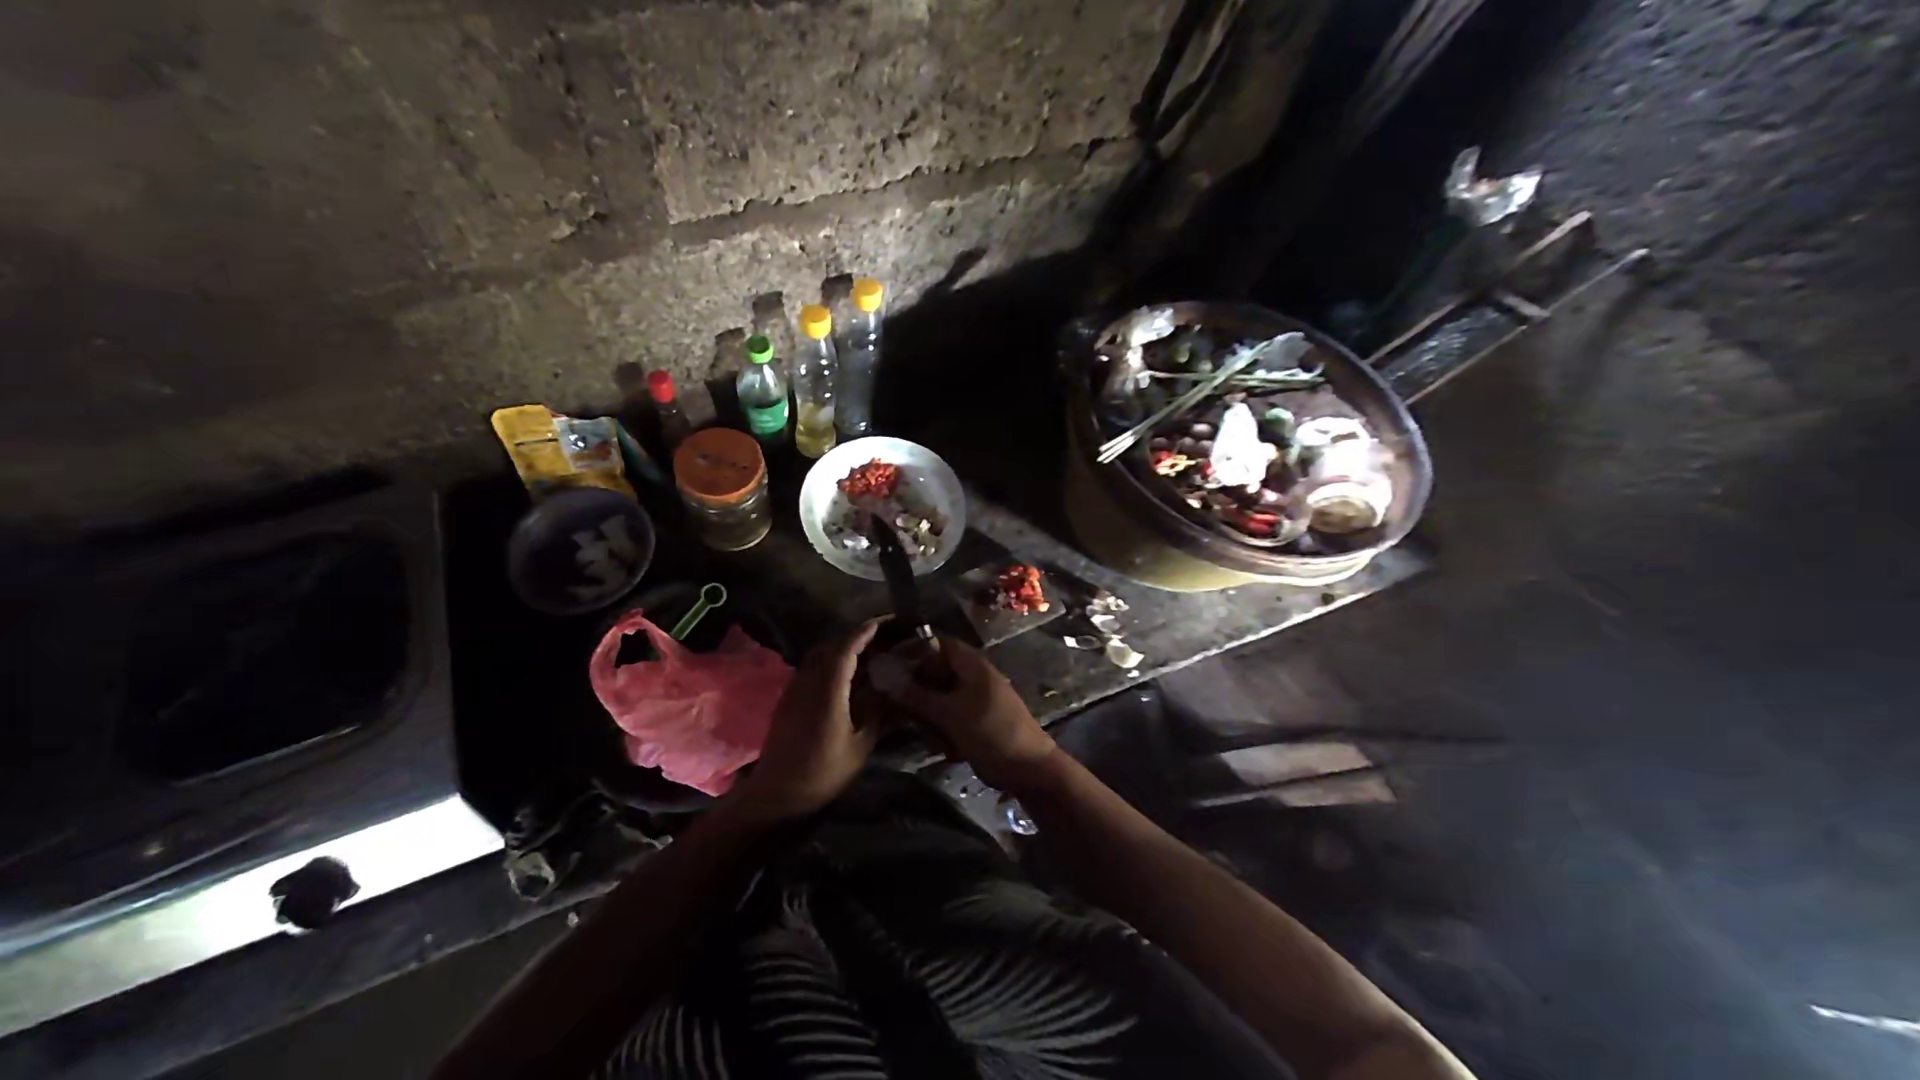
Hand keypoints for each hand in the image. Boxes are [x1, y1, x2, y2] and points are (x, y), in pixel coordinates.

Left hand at [727, 619, 887, 822]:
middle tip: (881, 638)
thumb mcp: (859, 747)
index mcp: (827, 691)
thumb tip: (893, 692)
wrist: (777, 795)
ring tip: (865, 654)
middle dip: (855, 637)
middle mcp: (807, 682)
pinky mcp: (788, 701)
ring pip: (817, 656)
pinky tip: (844, 677)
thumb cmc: (823, 773)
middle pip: (830, 647)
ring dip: (840, 649)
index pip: (846, 648)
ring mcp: (794, 690)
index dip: (865, 632)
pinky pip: (810, 669)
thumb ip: (876, 715)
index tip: (885, 622)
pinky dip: (829, 663)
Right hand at [880, 636, 1061, 792]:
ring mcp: (975, 700)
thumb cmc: (990, 731)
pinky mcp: (975, 722)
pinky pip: (950, 718)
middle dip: (917, 689)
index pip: (937, 644)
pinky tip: (943, 747)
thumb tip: (883, 674)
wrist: (1028, 768)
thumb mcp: (949, 713)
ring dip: (929, 715)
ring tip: (929, 733)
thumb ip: (916, 694)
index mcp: (972, 665)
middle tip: (898, 706)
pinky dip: (943, 730)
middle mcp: (973, 677)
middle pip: (935, 672)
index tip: (888, 663)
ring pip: (940, 698)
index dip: (913, 649)